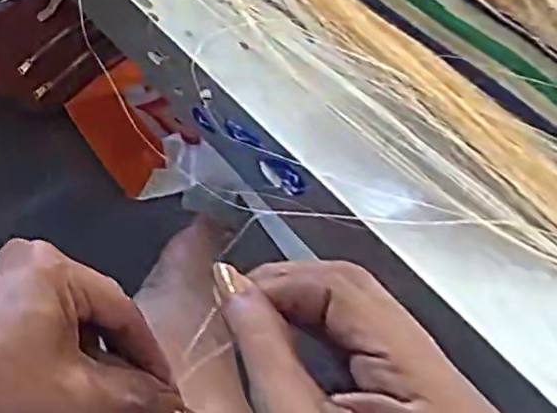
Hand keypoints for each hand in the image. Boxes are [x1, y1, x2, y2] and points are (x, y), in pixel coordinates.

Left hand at [0, 239, 181, 412]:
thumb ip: (139, 393)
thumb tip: (171, 399)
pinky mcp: (0, 292)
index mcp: (51, 266)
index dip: (153, 359)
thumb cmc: (5, 379)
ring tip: (114, 398)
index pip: (124, 309)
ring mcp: (11, 272)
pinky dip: (71, 348)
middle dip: (126, 358)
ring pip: (77, 315)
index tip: (172, 402)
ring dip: (99, 356)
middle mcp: (30, 258)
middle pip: (100, 308)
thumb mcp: (84, 393)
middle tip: (148, 404)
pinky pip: (50, 315)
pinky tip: (79, 383)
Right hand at [217, 261, 496, 412]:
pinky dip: (319, 328)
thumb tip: (227, 279)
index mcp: (429, 388)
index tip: (229, 299)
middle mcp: (450, 382)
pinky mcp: (429, 397)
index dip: (272, 282)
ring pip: (358, 306)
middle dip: (282, 286)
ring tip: (259, 328)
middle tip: (240, 308)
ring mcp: (442, 389)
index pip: (339, 286)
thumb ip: (262, 343)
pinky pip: (367, 335)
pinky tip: (293, 350)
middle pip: (353, 286)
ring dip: (297, 304)